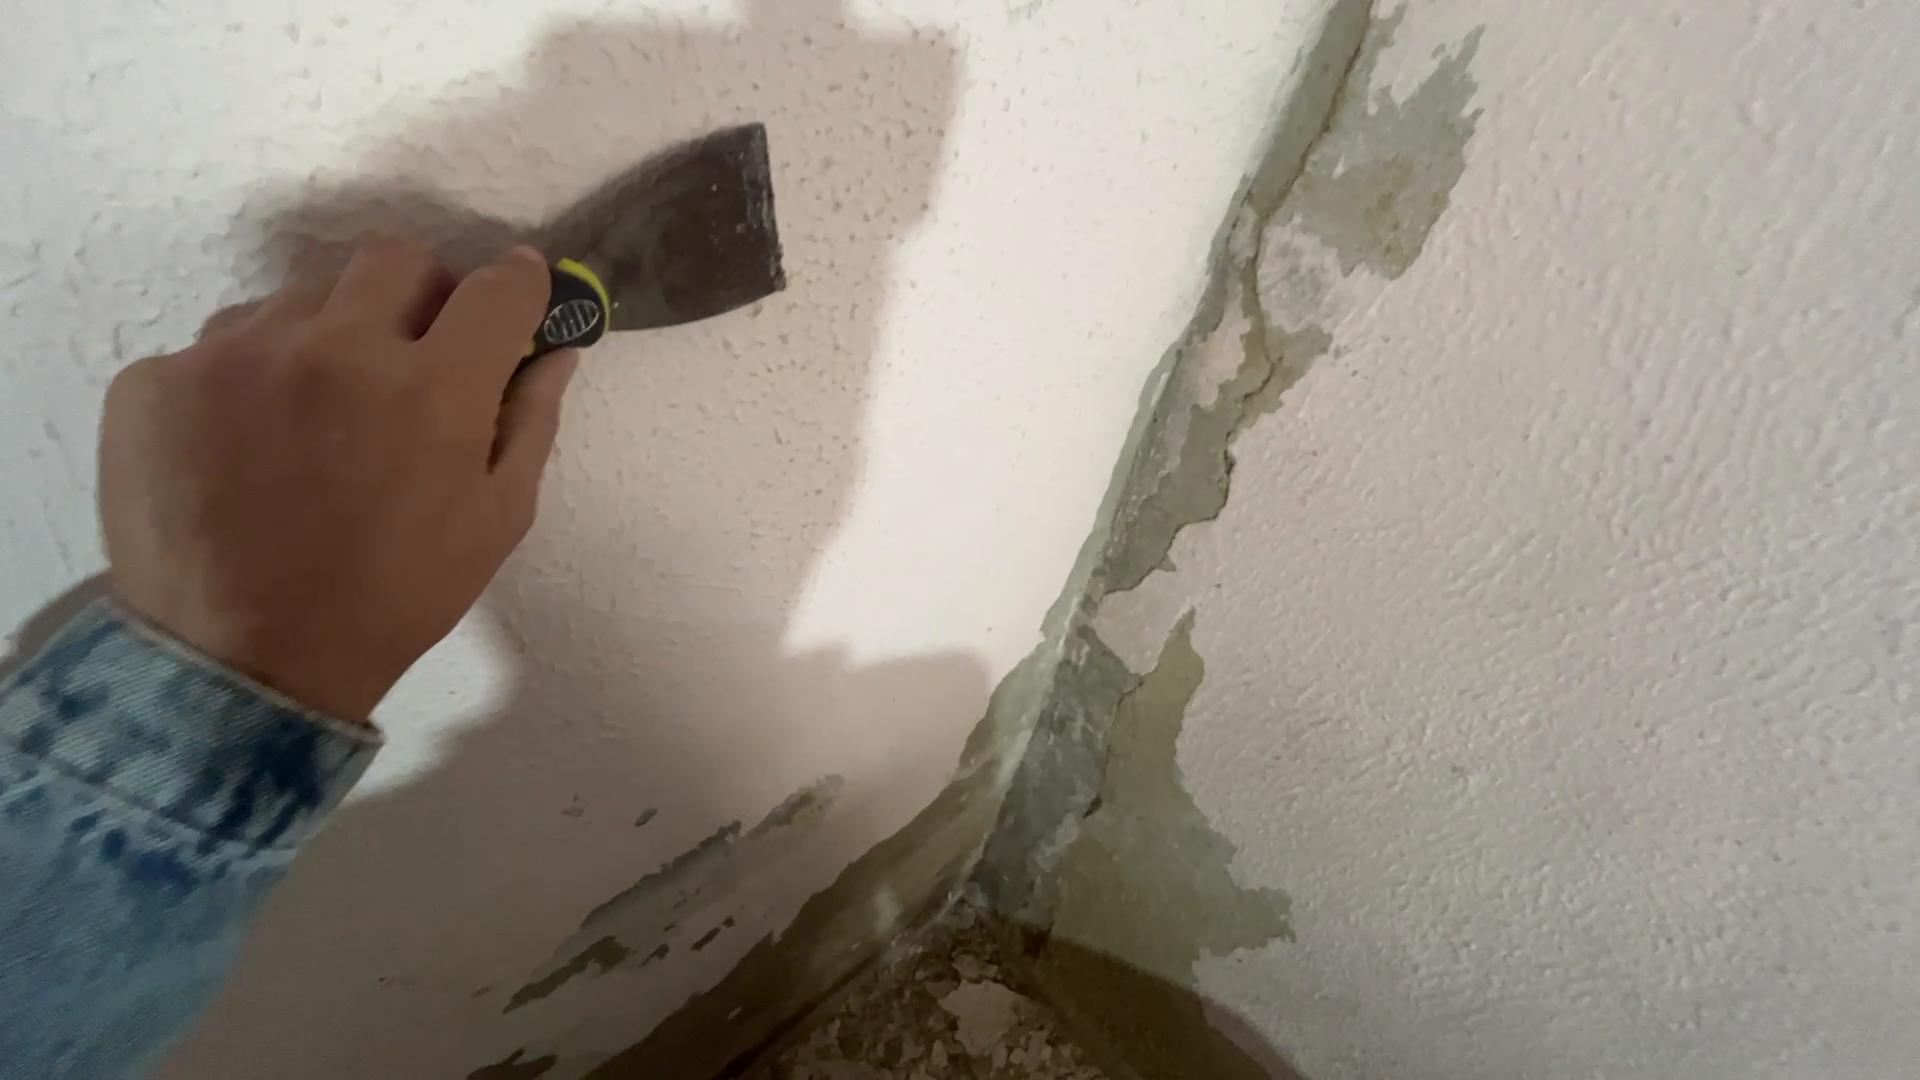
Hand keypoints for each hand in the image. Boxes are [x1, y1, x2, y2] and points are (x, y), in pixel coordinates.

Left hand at [99, 234, 578, 722]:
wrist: (251, 654)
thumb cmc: (406, 588)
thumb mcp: (501, 515)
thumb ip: (532, 420)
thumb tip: (557, 354)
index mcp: (436, 392)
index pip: (495, 291)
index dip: (523, 279)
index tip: (528, 282)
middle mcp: (336, 351)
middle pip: (395, 257)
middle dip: (431, 289)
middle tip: (430, 346)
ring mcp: (236, 357)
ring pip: (309, 294)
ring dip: (345, 330)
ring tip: (339, 404)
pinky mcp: (161, 378)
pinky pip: (233, 339)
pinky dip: (271, 368)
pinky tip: (271, 433)